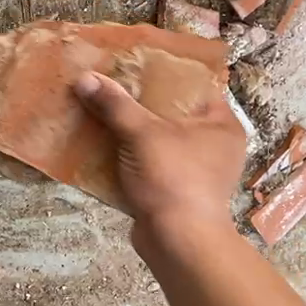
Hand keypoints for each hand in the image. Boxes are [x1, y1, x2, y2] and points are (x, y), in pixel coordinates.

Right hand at [73, 70, 245, 238]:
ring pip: (155, 139)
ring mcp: (194, 169)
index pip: (193, 86)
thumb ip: (114, 105)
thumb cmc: (174, 179)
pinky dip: (125, 156)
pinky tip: (99, 146)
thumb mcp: (142, 134)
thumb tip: (85, 77)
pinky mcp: (173, 190)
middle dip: (136, 102)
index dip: (161, 73)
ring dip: (127, 130)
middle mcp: (212, 144)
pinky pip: (146, 163)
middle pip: (169, 112)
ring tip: (97, 113)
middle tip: (106, 86)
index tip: (129, 64)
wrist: (178, 241)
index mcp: (220, 124)